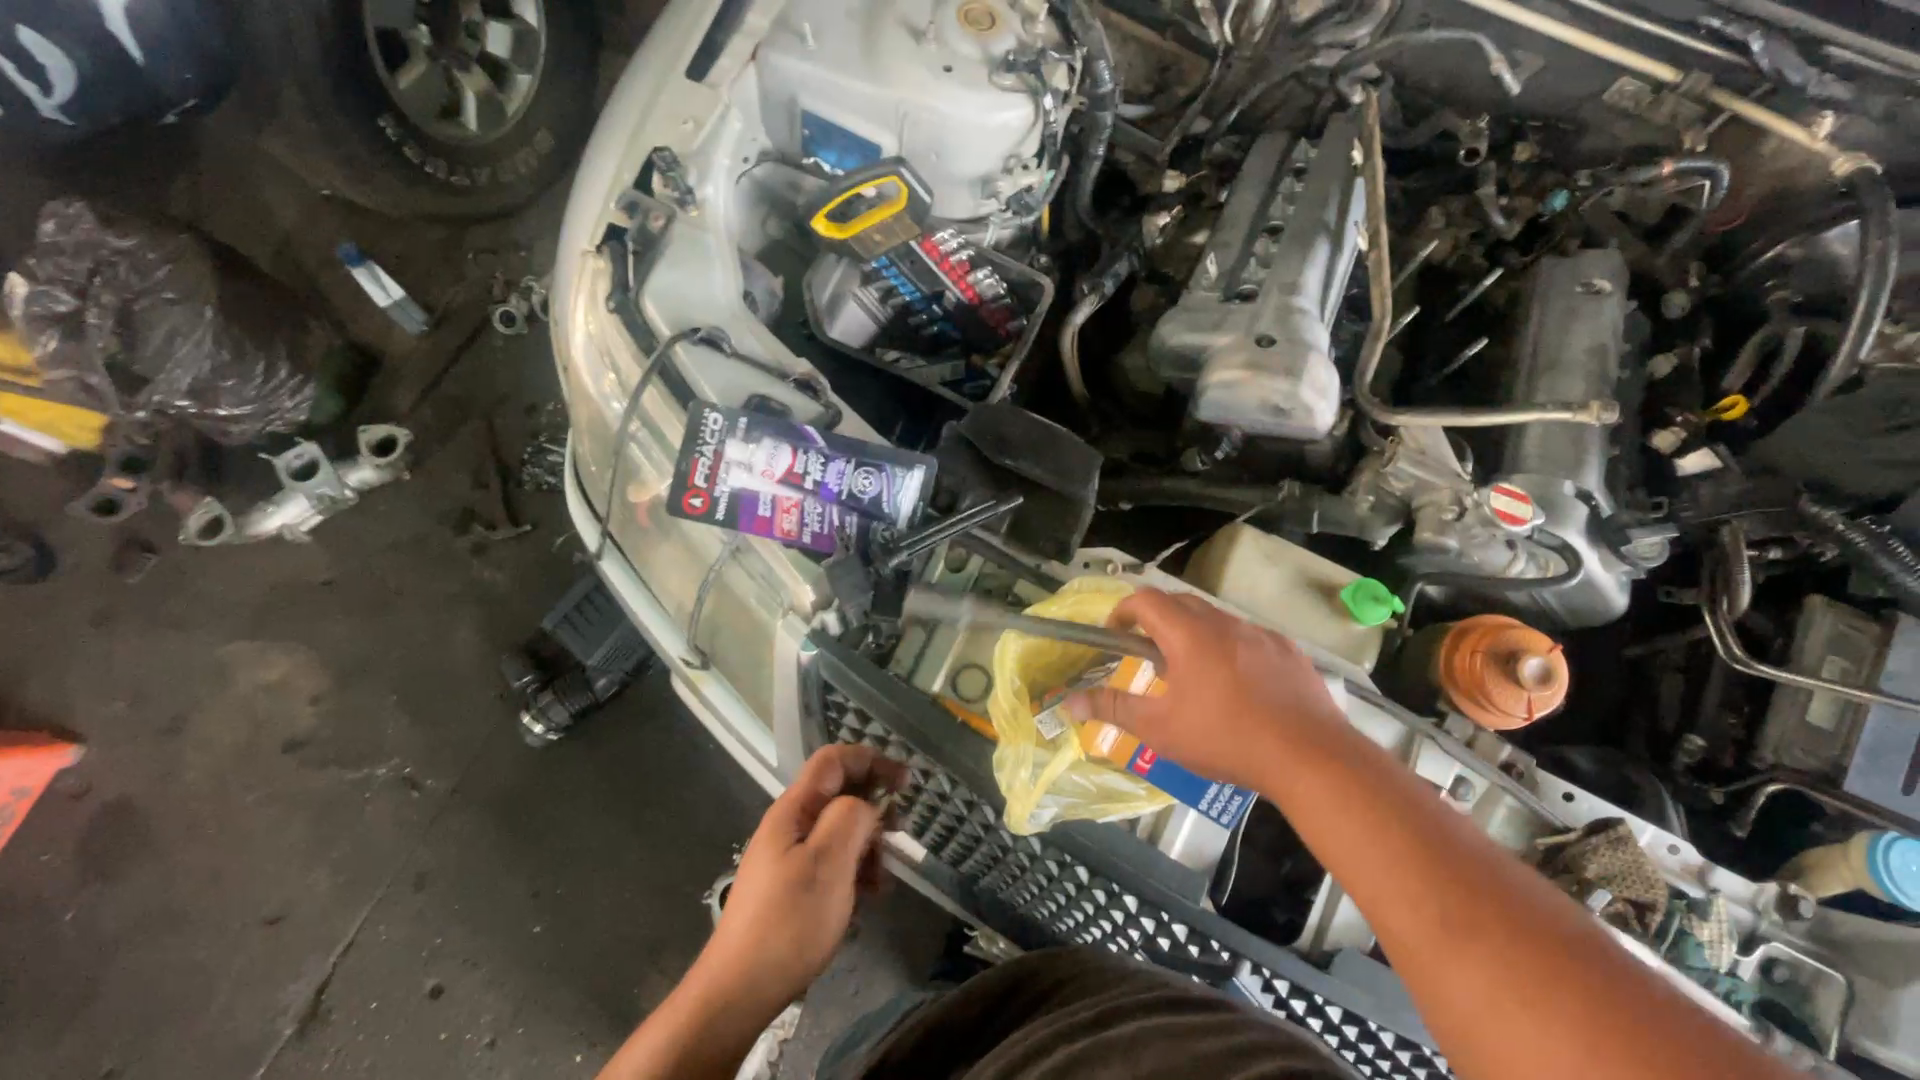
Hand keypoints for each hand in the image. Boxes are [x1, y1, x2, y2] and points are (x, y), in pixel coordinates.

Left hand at [699, 744, 908, 1006]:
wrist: (741, 988)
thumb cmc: (788, 921)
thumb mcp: (828, 863)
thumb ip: (851, 817)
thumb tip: (867, 803)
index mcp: (794, 811)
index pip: (834, 761)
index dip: (871, 760)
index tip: (907, 781)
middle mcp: (789, 826)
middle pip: (839, 796)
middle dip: (874, 811)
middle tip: (896, 841)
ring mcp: (788, 857)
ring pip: (839, 831)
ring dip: (867, 847)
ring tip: (881, 881)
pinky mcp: (792, 887)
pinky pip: (831, 862)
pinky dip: (854, 871)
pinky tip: (865, 898)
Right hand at [1066, 587, 1346, 788]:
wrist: (1310, 757)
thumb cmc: (1226, 739)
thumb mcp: (1160, 729)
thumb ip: (1113, 709)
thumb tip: (1070, 701)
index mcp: (1189, 634)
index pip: (1145, 600)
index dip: (1122, 611)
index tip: (1114, 635)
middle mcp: (1225, 623)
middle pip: (1181, 604)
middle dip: (1157, 622)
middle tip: (1147, 656)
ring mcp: (1262, 635)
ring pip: (1217, 622)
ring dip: (1195, 637)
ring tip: (1192, 678)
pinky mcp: (1289, 652)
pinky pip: (1250, 639)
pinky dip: (1231, 652)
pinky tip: (1238, 690)